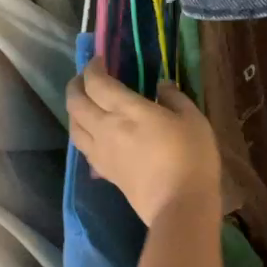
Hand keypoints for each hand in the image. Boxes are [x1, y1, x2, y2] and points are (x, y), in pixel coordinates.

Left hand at [65, 58, 219, 225]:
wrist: (180, 206)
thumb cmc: (191, 158)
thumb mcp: (193, 119)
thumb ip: (174, 98)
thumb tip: (161, 86)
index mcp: (126, 110)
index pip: (97, 83)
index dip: (93, 68)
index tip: (99, 61)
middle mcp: (106, 129)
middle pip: (76, 104)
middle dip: (75, 86)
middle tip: (84, 79)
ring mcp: (102, 154)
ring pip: (74, 128)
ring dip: (74, 112)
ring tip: (84, 106)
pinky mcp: (106, 174)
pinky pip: (85, 149)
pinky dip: (84, 135)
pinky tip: (94, 135)